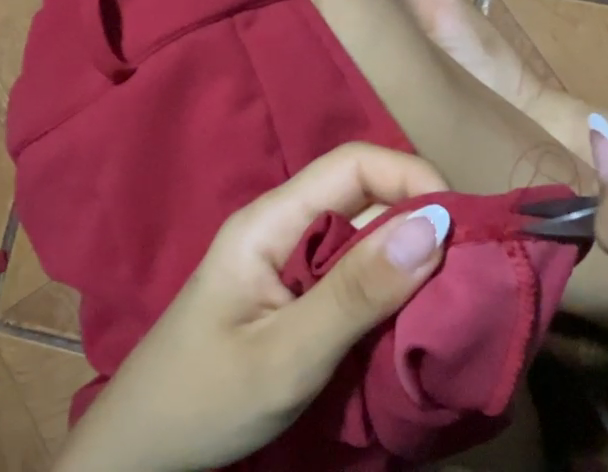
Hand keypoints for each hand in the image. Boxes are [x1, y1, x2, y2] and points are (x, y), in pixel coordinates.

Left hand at [55, 143, 452, 471]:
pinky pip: (352, 273)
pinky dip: (388, 287)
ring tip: (450, 296)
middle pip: (364, 196)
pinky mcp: (292, 295)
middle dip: (420, 221)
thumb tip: (437, 222)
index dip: (413, 179)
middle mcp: (281, 226)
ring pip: (363, 236)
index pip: (354, 163)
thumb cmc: (204, 400)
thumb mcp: (287, 354)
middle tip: (468, 272)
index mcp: (270, 220)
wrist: (139, 454)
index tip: (460, 231)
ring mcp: (286, 261)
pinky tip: (411, 316)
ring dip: (409, 258)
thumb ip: (358, 292)